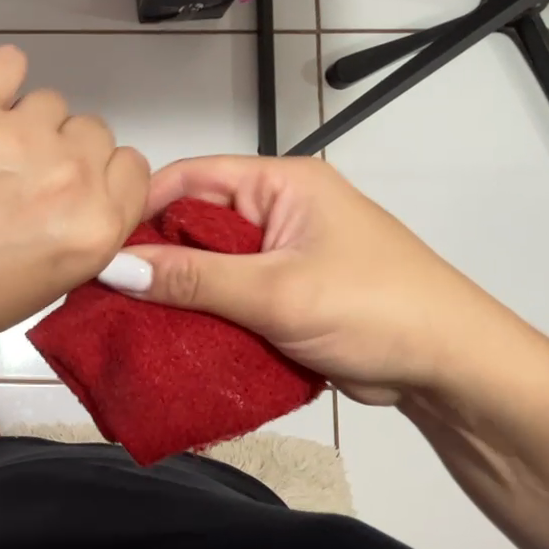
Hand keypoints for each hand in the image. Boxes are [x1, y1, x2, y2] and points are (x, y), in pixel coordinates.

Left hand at [0, 46, 150, 391]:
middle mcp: (71, 176)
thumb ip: (86, 228)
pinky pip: (7, 64)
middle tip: (16, 182)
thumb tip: (95, 187)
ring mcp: (19, 136)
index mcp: (98, 227)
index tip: (65, 189)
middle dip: (61, 152)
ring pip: (48, 102)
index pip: (131, 165)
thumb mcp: (52, 283)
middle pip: (92, 130)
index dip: (98, 176)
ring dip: (23, 124)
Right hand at [101, 155, 541, 404]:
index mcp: (281, 184)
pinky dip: (196, 313)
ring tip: (120, 316)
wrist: (452, 371)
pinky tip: (162, 335)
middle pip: (192, 221)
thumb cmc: (374, 311)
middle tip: (100, 290)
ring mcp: (279, 254)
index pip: (190, 176)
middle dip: (151, 254)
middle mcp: (276, 210)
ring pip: (205, 263)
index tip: (96, 246)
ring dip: (172, 289)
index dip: (140, 206)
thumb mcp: (275, 293)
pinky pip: (223, 295)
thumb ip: (192, 279)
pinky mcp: (282, 294)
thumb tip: (111, 268)